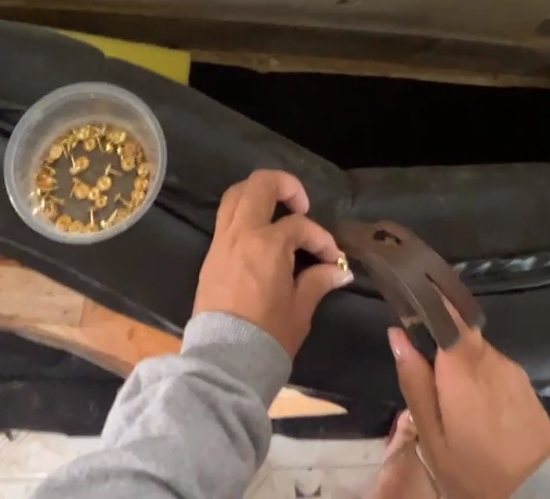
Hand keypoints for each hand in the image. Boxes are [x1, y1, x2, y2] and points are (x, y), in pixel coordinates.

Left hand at [193, 169, 351, 357]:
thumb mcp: (300, 310)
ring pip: (235, 194)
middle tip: (301, 205)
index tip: (332, 260)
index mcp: (267, 245)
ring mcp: (222, 241)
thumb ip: (317, 281)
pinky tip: (260, 234)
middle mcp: (242, 234)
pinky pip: (226, 218)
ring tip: (278, 209)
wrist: (224, 364)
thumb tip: (338, 270)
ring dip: (258, 194)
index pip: (300, 226)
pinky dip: (244, 214)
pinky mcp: (210, 255)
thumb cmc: (268, 336)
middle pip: (259, 185)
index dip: (321, 239)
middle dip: (286, 186)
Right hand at [389, 307, 549, 498]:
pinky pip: (495, 367)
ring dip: (462, 364)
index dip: (429, 306)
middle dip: (442, 344)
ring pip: (477, 350)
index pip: (446, 313)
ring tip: (454, 403)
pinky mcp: (526, 384)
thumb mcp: (433, 438)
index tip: (411, 312)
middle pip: (459, 331)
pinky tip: (479, 410)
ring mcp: (512, 370)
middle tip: (430, 379)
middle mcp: (490, 359)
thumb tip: (397, 334)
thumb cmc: (475, 474)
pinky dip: (482, 378)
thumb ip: (415, 382)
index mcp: (462, 369)